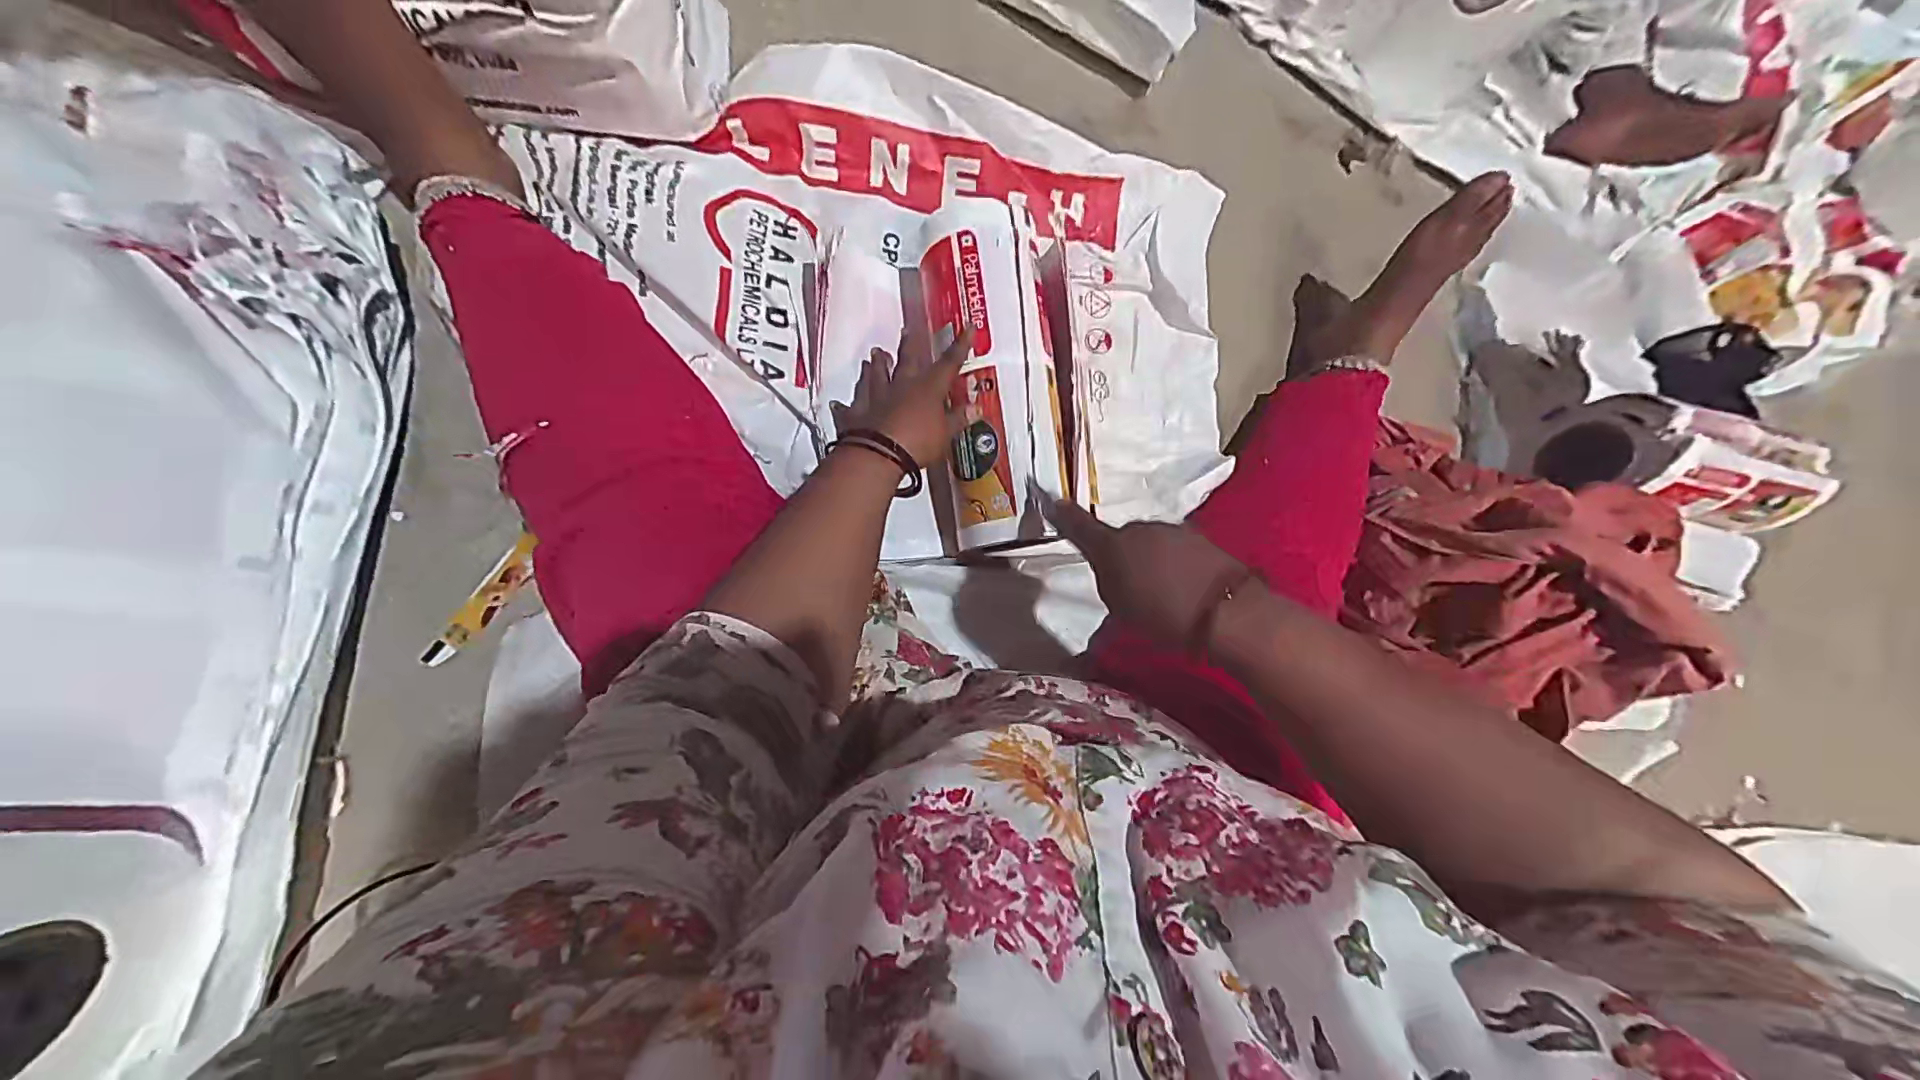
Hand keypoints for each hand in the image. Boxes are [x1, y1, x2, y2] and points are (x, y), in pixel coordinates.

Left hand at [832, 329, 973, 467]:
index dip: (960, 345)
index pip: (949, 362)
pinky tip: (839, 404)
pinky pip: (849, 407)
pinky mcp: (855, 414)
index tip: (966, 327)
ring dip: (875, 365)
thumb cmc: (917, 443)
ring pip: (874, 375)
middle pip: (906, 359)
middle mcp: (900, 385)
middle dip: (909, 344)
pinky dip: (845, 406)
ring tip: (875, 355)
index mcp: (927, 388)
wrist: (878, 455)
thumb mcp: (945, 434)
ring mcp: (875, 397)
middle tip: (907, 330)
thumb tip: (975, 408)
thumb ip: (958, 419)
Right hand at [1045, 499, 1252, 645]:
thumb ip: (1109, 587)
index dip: (1063, 516)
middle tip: (1127, 588)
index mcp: (1113, 547)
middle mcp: (1139, 530)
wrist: (1228, 612)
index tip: (1052, 502)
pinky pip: (1172, 548)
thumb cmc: (1164, 617)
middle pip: (1120, 538)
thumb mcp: (1123, 613)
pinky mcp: (1198, 537)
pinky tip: (1180, 586)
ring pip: (1148, 542)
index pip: (1080, 527)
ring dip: (1148, 559)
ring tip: (1158, 591)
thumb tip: (1108, 578)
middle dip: (1120, 556)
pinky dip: (1171, 562)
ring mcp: (1171, 530)